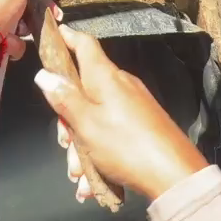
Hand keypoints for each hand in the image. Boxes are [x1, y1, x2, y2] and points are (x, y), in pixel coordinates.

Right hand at [33, 24, 207, 200]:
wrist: (176, 177)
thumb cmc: (127, 146)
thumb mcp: (86, 124)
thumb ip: (64, 98)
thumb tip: (44, 74)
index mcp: (104, 76)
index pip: (83, 43)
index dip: (65, 36)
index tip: (50, 37)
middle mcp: (119, 84)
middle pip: (82, 89)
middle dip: (68, 120)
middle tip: (66, 144)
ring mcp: (132, 104)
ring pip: (94, 117)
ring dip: (82, 146)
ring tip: (80, 176)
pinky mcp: (141, 124)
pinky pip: (110, 132)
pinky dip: (98, 154)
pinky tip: (92, 183)